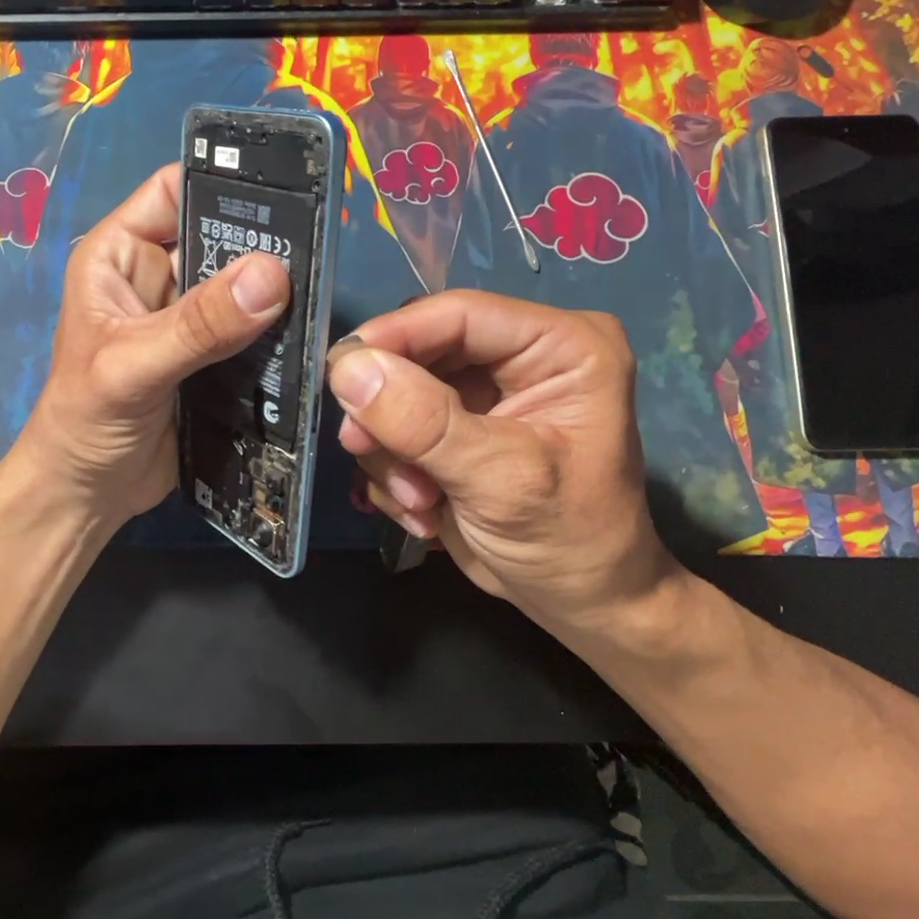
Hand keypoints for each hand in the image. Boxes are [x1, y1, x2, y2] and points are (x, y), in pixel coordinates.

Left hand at [17, 164, 289, 523]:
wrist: (88, 494)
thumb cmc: (85, 420)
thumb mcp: (134, 365)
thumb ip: (197, 324)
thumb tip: (272, 274)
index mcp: (119, 254)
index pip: (174, 191)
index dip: (222, 184)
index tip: (285, 189)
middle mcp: (156, 276)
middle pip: (219, 237)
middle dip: (263, 240)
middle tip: (321, 247)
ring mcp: (187, 319)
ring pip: (242, 286)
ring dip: (276, 292)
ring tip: (325, 290)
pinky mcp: (211, 358)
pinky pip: (252, 332)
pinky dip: (277, 334)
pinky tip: (310, 335)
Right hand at [328, 291, 675, 625]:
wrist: (580, 604)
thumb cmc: (570, 540)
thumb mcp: (501, 479)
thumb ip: (425, 421)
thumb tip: (347, 368)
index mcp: (560, 346)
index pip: (459, 314)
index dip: (393, 336)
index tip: (338, 371)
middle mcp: (519, 356)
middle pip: (416, 350)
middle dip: (388, 410)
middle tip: (365, 449)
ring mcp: (481, 394)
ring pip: (393, 392)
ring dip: (391, 453)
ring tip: (419, 502)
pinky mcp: (451, 430)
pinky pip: (392, 429)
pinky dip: (394, 472)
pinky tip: (424, 511)